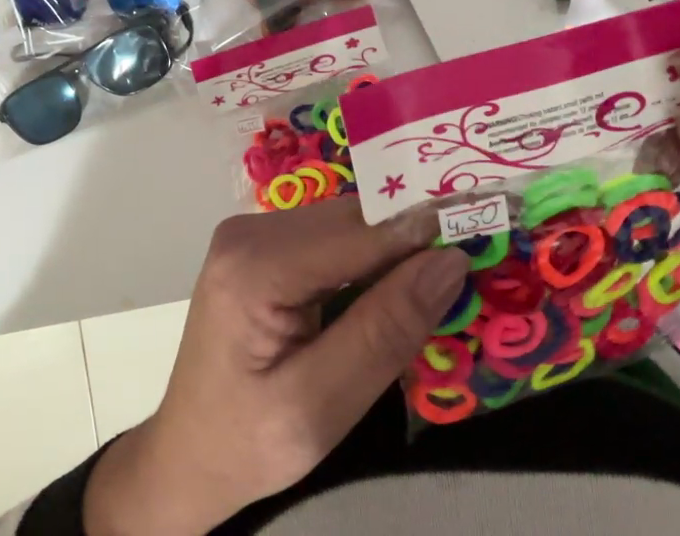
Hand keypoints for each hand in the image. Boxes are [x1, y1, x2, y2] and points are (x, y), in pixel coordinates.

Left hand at [83, 198, 469, 534]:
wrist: (187, 458)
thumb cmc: (248, 443)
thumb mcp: (320, 404)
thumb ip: (384, 331)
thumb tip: (449, 260)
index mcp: (254, 266)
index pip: (363, 234)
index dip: (428, 231)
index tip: (491, 226)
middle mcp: (250, 232)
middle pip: (357, 220)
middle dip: (417, 238)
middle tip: (482, 252)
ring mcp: (254, 236)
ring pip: (351, 224)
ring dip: (399, 248)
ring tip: (452, 269)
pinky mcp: (264, 248)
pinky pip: (335, 238)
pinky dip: (374, 257)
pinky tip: (403, 281)